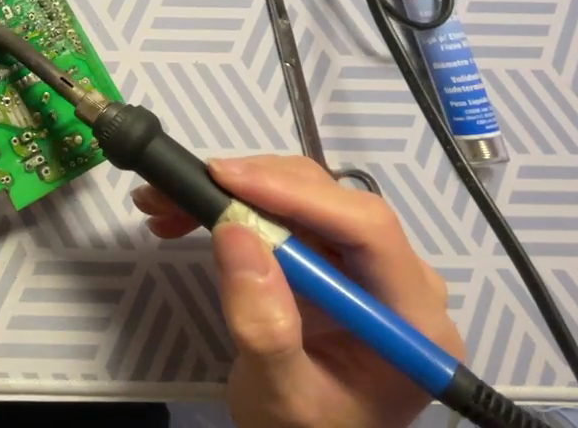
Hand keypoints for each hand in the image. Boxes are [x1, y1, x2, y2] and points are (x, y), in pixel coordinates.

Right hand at [131, 155, 464, 427]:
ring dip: (230, 192)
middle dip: (249, 187)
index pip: (367, 229)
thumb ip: (265, 328)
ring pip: (299, 193)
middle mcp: (397, 280)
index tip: (224, 180)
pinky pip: (280, 211)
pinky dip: (229, 206)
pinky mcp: (328, 256)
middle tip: (178, 191)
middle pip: (329, 201)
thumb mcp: (281, 395)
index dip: (296, 194)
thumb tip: (235, 233)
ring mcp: (361, 265)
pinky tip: (182, 217)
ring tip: (166, 205)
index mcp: (411, 319)